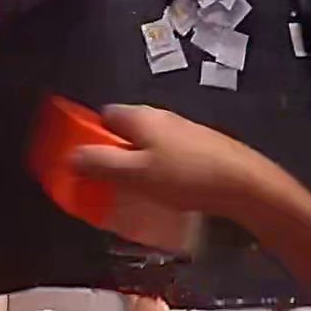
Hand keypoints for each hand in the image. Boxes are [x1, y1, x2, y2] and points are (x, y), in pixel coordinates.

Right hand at [70, 105, 306, 223]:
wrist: (241, 182)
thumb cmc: (186, 175)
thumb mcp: (135, 174)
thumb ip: (101, 164)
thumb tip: (70, 156)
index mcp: (140, 117)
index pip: (102, 116)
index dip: (88, 135)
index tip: (80, 160)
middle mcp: (159, 117)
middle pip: (123, 132)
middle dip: (110, 156)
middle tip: (103, 184)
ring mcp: (180, 131)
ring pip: (144, 146)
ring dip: (133, 167)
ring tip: (130, 194)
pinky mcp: (195, 147)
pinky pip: (163, 156)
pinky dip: (154, 172)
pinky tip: (159, 194)